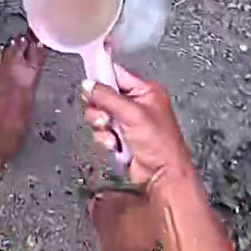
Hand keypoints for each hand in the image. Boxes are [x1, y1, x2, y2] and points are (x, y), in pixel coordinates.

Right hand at [82, 64, 194, 190]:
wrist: (162, 176)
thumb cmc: (160, 145)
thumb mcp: (133, 114)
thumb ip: (108, 97)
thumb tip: (88, 85)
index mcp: (145, 91)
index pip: (116, 74)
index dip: (101, 77)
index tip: (88, 84)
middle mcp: (135, 103)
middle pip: (102, 95)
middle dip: (99, 108)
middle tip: (106, 118)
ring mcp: (126, 120)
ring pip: (98, 113)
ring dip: (101, 125)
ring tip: (113, 134)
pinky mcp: (118, 136)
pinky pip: (100, 130)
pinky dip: (104, 138)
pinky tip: (115, 144)